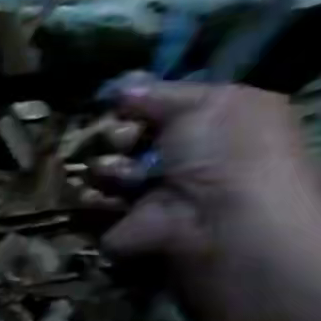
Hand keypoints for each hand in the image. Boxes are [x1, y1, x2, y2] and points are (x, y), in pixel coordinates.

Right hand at [97, 80, 320, 265]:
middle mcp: (179, 163)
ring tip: (124, 175)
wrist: (220, 225)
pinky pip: (96, 210)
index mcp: (208, 127)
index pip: (159, 108)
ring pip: (108, 172)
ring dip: (108, 168)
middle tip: (126, 140)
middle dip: (119, 134)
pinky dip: (94, 202)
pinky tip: (107, 197)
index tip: (127, 103)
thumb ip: (160, 94)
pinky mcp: (127, 232)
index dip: (139, 102)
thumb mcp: (206, 103)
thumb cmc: (226, 154)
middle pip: (127, 138)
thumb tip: (123, 88)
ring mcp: (150, 200)